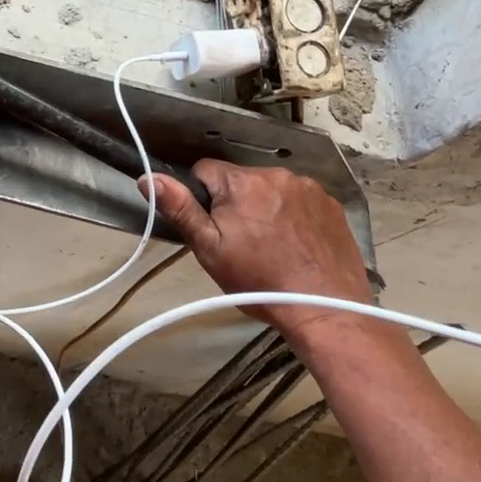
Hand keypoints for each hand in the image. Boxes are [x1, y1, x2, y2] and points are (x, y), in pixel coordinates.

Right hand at [144, 160, 373, 342]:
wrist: (327, 311)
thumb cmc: (260, 283)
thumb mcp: (210, 250)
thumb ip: (180, 209)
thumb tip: (148, 177)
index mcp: (241, 182)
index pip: (205, 170)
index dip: (203, 198)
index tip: (215, 227)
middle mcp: (275, 174)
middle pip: (240, 179)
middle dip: (235, 202)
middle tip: (243, 242)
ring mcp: (308, 187)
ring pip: (271, 188)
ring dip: (265, 206)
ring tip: (273, 245)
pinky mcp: (332, 204)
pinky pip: (300, 199)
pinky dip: (294, 214)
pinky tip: (298, 244)